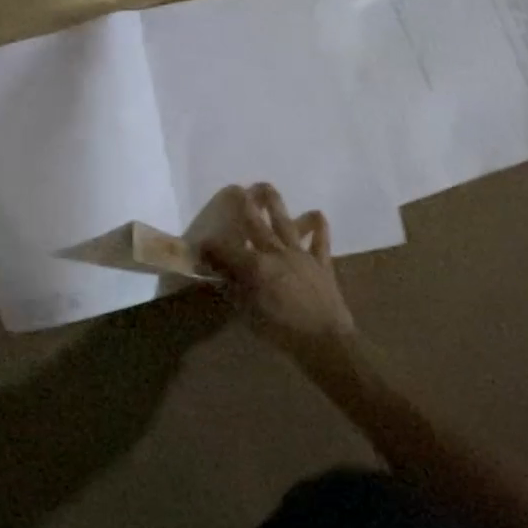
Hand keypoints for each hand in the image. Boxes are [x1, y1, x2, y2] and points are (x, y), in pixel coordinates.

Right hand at [202, 183, 356, 361]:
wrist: (325, 340)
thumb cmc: (282, 331)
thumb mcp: (249, 313)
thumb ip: (235, 289)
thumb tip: (222, 273)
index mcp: (255, 266)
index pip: (225, 250)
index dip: (210, 247)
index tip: (201, 245)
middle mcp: (275, 252)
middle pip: (255, 223)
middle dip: (242, 205)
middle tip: (235, 189)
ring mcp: (300, 254)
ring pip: (285, 221)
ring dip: (274, 203)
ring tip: (266, 187)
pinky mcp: (321, 262)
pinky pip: (320, 239)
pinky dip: (318, 227)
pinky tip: (316, 214)